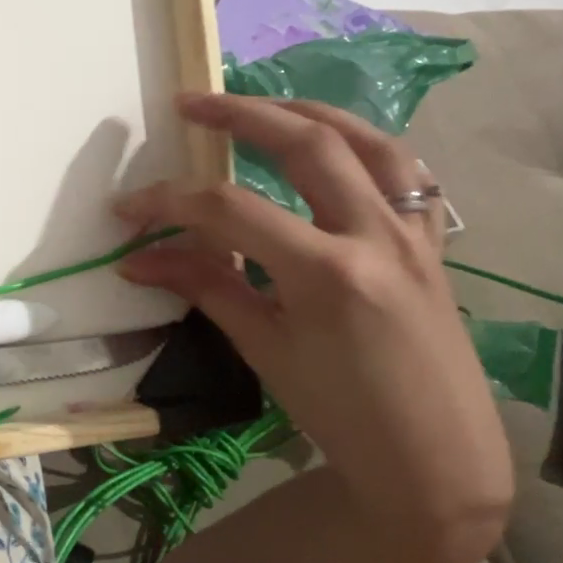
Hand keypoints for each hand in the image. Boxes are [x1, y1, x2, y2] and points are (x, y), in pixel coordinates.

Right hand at [114, 94, 510, 547]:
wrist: (437, 460)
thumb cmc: (340, 413)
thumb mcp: (263, 348)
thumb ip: (202, 286)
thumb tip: (135, 259)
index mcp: (328, 272)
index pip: (229, 209)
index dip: (167, 202)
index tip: (126, 209)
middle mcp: (377, 236)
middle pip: (307, 144)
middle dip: (241, 114)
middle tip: (189, 102)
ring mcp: (415, 234)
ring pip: (368, 141)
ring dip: (309, 113)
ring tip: (261, 105)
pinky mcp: (432, 244)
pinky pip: (408, 173)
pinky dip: (365, 146)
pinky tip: (332, 147)